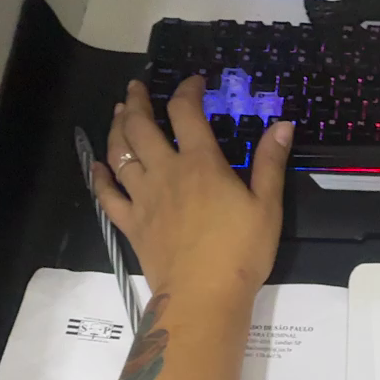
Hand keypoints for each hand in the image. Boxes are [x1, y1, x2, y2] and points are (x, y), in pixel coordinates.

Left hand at [92, 76, 293, 306]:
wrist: (204, 296)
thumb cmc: (242, 253)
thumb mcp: (268, 207)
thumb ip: (270, 164)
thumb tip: (282, 125)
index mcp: (201, 164)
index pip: (187, 113)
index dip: (188, 91)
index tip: (194, 83)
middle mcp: (166, 172)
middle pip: (141, 126)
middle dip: (138, 101)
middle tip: (138, 89)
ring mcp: (143, 198)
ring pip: (119, 152)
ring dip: (117, 128)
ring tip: (119, 114)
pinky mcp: (131, 223)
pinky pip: (108, 194)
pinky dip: (100, 176)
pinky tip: (98, 166)